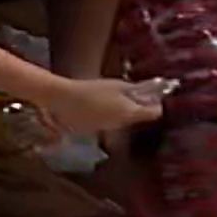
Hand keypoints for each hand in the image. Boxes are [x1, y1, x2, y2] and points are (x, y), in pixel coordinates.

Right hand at [41, 77, 162, 136]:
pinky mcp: (91, 131)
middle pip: (136, 118)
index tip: (149, 96)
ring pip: (120, 122)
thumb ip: (135, 90)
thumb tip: (150, 93)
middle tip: (127, 96)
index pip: (155, 112)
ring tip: (107, 102)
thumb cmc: (90, 88)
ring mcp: (106, 129)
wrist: (60, 98)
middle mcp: (122, 125)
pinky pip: (104, 125)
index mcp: (131, 112)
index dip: (155, 104)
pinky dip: (103, 118)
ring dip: (119, 114)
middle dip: (135, 109)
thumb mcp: (116, 84)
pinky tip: (92, 109)